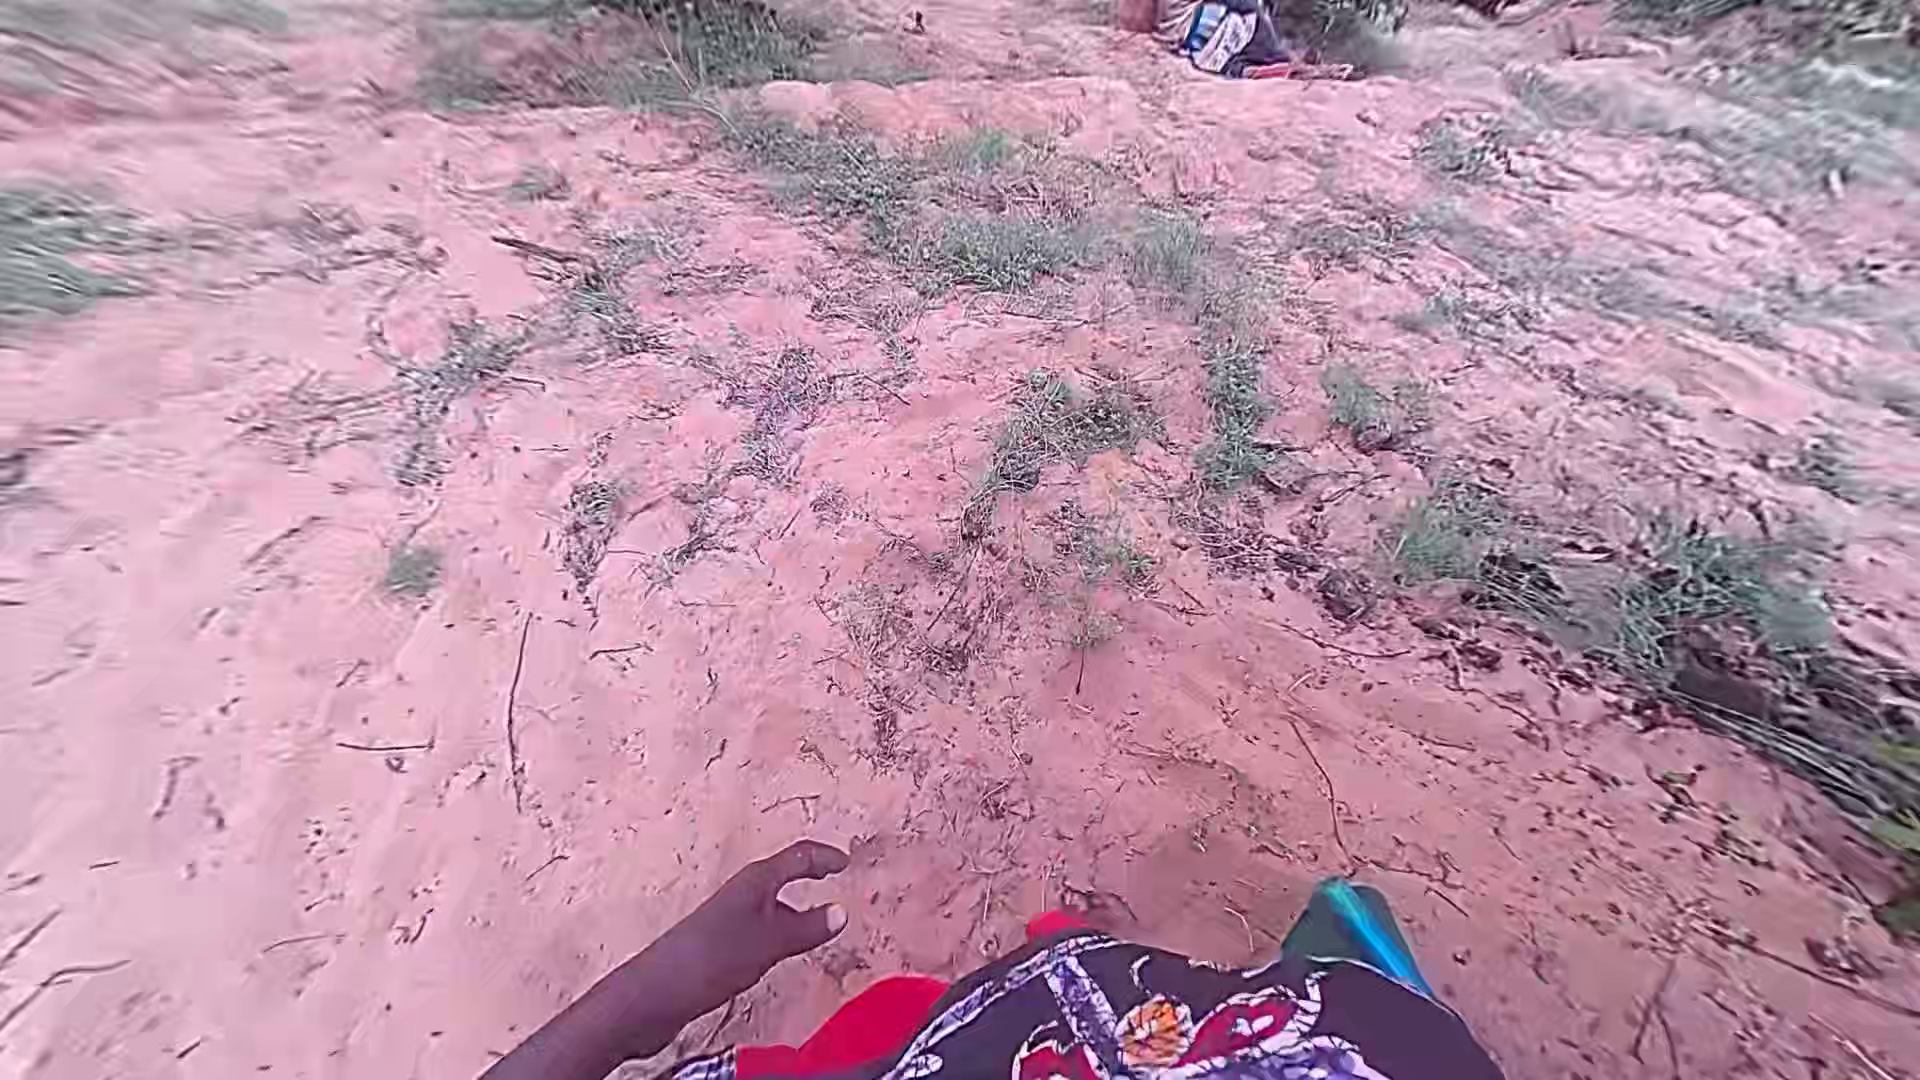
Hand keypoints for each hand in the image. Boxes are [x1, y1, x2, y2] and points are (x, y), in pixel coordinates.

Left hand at [632, 839, 851, 1022]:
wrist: (652, 995)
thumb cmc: (712, 957)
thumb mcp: (769, 943)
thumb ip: (807, 928)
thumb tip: (841, 912)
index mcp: (757, 880)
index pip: (799, 856)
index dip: (824, 856)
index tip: (845, 861)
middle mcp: (744, 890)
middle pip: (784, 870)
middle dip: (810, 870)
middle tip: (832, 874)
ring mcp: (729, 913)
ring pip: (772, 896)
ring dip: (796, 899)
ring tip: (815, 914)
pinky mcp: (719, 939)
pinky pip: (762, 920)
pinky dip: (781, 923)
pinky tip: (779, 947)